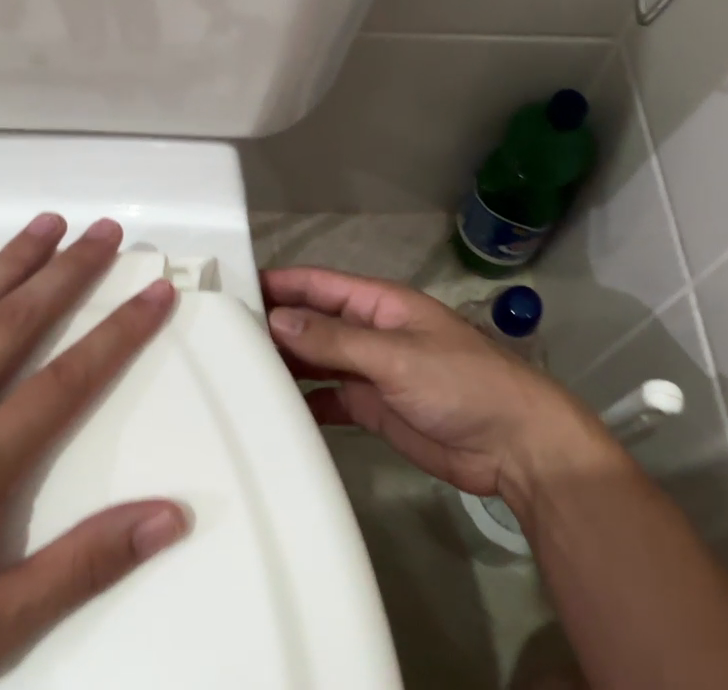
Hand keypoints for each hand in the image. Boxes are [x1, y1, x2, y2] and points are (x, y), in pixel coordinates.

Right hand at [262, 267, 614, 502]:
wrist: (512, 444)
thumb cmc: (461, 384)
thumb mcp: (397, 357)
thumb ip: (336, 341)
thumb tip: (277, 319)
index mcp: (381, 305)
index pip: (320, 286)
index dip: (279, 284)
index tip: (230, 288)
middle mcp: (371, 333)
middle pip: (313, 324)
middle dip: (273, 326)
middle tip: (215, 339)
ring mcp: (371, 372)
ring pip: (317, 362)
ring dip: (284, 366)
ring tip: (232, 375)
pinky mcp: (373, 409)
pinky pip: (329, 399)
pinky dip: (304, 403)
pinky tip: (271, 412)